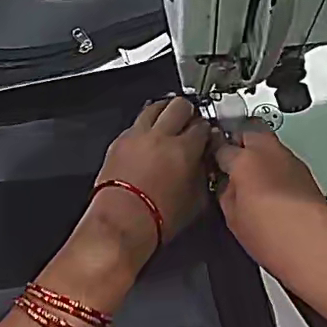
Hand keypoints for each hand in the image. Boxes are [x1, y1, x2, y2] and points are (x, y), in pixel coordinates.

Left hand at [88, 97, 211, 259]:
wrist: (121, 221)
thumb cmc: (157, 217)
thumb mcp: (195, 200)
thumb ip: (202, 174)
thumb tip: (203, 164)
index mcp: (184, 149)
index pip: (202, 126)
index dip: (207, 129)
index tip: (206, 134)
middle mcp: (160, 136)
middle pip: (179, 105)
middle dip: (188, 111)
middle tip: (190, 119)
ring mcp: (137, 136)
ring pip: (154, 107)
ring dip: (164, 110)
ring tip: (168, 118)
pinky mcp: (119, 141)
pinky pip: (135, 124)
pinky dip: (144, 125)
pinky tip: (147, 135)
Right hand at [213, 120, 326, 278]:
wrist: (315, 253)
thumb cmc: (277, 240)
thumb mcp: (232, 217)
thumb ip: (223, 190)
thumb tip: (223, 183)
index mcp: (246, 159)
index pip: (220, 143)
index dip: (211, 150)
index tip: (209, 158)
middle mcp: (270, 153)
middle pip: (246, 129)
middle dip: (234, 138)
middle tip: (226, 156)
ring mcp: (290, 160)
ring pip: (266, 141)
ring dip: (254, 150)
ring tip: (246, 174)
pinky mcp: (304, 172)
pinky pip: (281, 158)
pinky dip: (270, 164)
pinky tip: (265, 186)